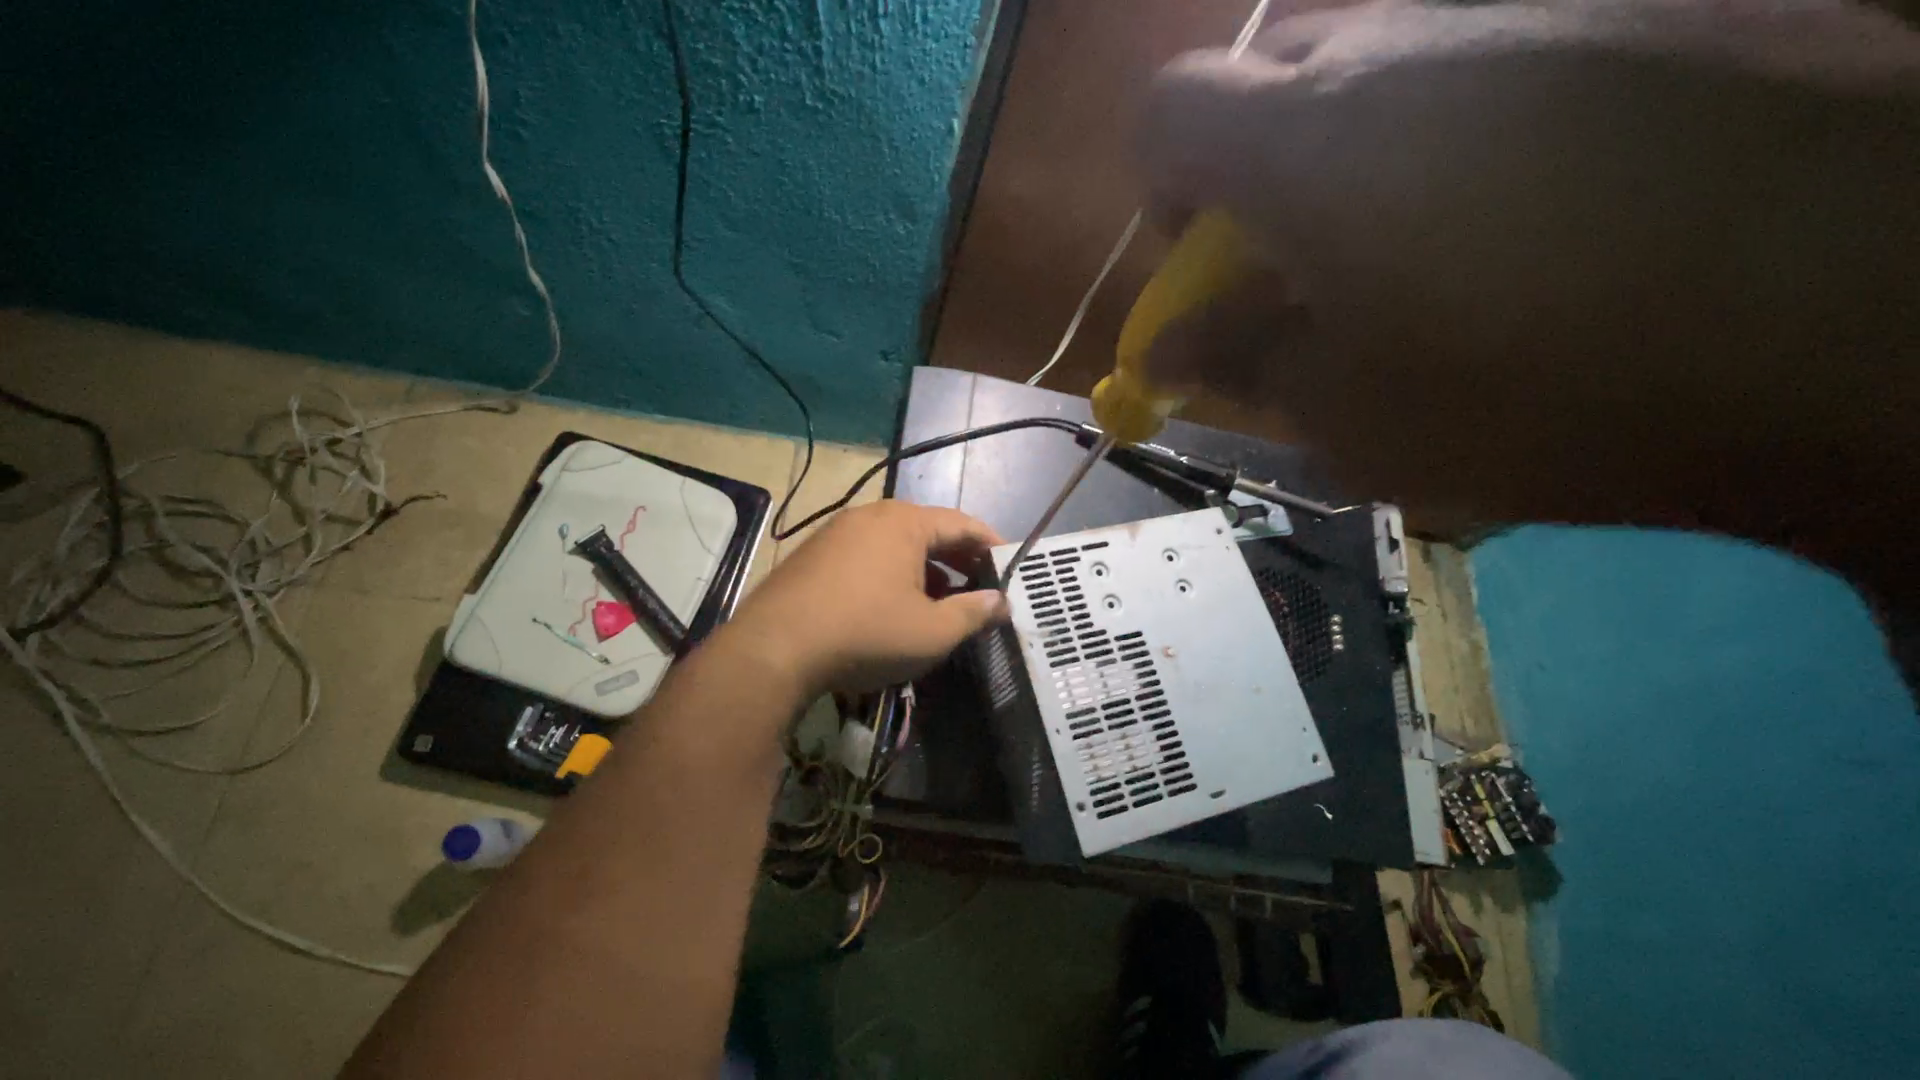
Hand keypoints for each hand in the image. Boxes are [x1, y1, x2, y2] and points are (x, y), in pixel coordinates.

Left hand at [720, 501, 1010, 698]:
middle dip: (958, 559)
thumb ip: (972, 613)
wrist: (775, 649)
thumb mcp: (931, 632)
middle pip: (927, 531)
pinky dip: (891, 575)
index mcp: (904, 523)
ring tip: (942, 602)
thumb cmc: (866, 633)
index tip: (1012, 566)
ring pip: (894, 546)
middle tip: (982, 587)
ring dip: (924, 570)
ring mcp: (836, 534)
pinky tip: (894, 607)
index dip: (992, 544)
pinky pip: (866, 558)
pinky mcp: (812, 557)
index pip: (962, 523)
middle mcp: (870, 516)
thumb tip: (1000, 602)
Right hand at [1138, 0, 1919, 545]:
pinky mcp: (1650, 16)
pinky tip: (1553, 215)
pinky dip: (1480, 129)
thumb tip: (1169, 345)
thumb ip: (1240, 363)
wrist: (1863, 320)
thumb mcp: (1352, 415)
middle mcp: (1407, 43)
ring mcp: (1536, 14)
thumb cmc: (1539, 391)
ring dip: (1372, 151)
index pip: (1169, 111)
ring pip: (1394, 64)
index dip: (1161, 188)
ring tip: (1441, 253)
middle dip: (1259, 164)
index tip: (1208, 263)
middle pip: (1276, 71)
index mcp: (1308, 143)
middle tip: (1313, 260)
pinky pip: (1508, 57)